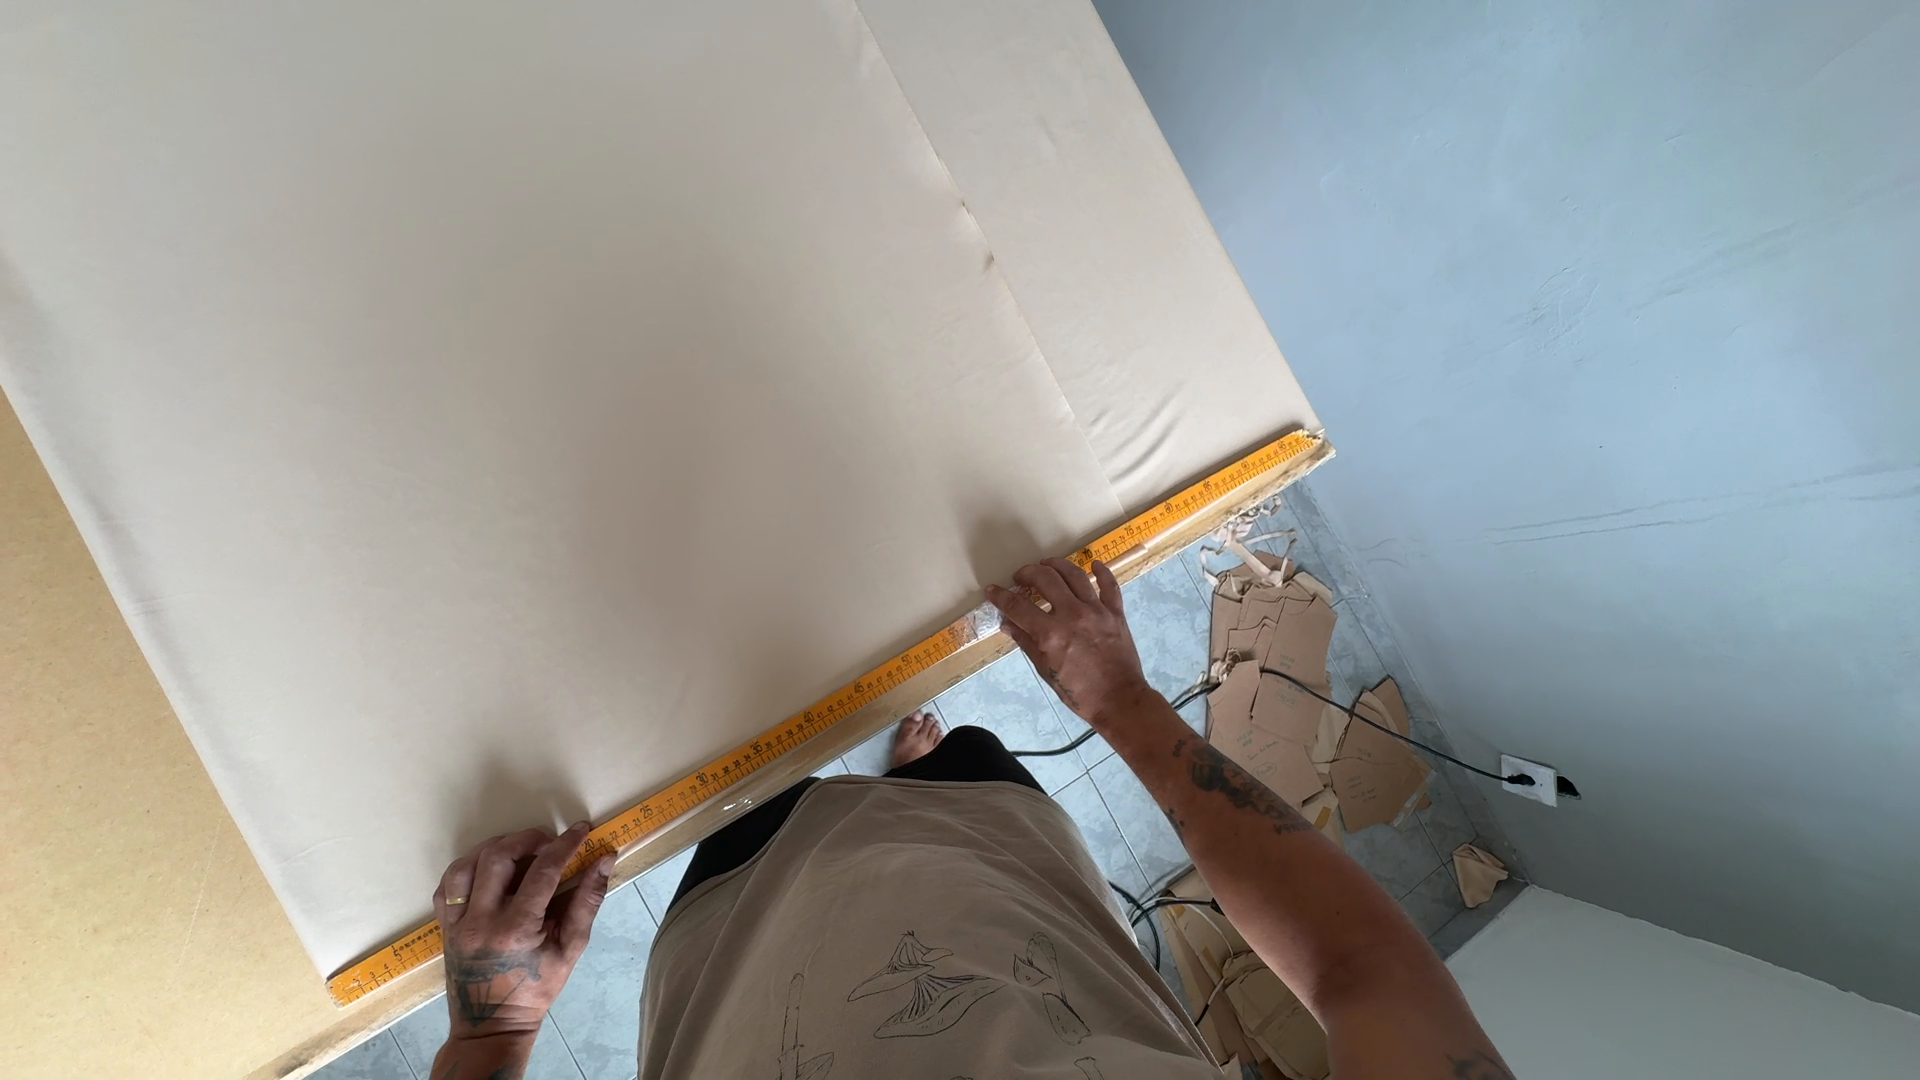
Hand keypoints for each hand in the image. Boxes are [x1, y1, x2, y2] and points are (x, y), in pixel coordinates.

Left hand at [433, 823, 612, 1039]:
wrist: (491, 1026)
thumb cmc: (538, 987)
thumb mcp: (573, 946)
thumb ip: (588, 899)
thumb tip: (605, 858)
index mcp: (515, 930)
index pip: (542, 870)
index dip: (566, 844)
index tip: (582, 830)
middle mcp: (479, 923)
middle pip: (497, 857)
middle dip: (529, 839)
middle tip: (550, 841)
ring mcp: (456, 925)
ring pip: (466, 865)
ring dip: (496, 848)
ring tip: (520, 850)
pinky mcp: (444, 928)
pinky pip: (447, 886)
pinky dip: (469, 867)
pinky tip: (490, 868)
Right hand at [986, 557, 1155, 726]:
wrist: (1119, 700)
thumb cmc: (1079, 692)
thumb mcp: (1045, 671)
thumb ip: (1026, 643)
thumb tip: (1007, 624)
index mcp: (1051, 634)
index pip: (1018, 606)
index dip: (1001, 596)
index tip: (992, 590)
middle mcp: (1072, 615)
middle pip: (1045, 579)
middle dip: (1027, 573)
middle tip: (1020, 577)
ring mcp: (1096, 611)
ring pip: (1074, 574)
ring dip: (1057, 565)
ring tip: (1046, 564)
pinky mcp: (1115, 613)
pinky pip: (1109, 585)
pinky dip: (1102, 572)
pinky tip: (1094, 564)